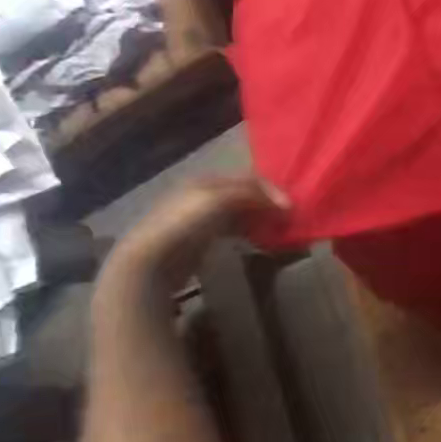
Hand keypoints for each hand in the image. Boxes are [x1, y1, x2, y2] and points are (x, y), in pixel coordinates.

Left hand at [106, 176, 286, 286]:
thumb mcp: (220, 201)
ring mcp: (199, 219)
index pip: (249, 178)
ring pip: (239, 214)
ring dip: (259, 221)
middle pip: (244, 195)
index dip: (272, 190)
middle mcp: (203, 195)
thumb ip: (252, 195)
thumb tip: (284, 204)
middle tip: (286, 221)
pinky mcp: (198, 242)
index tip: (291, 209)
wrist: (149, 262)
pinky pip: (231, 232)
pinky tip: (255, 244)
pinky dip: (247, 235)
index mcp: (207, 181)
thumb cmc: (185, 226)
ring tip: (275, 233)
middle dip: (267, 205)